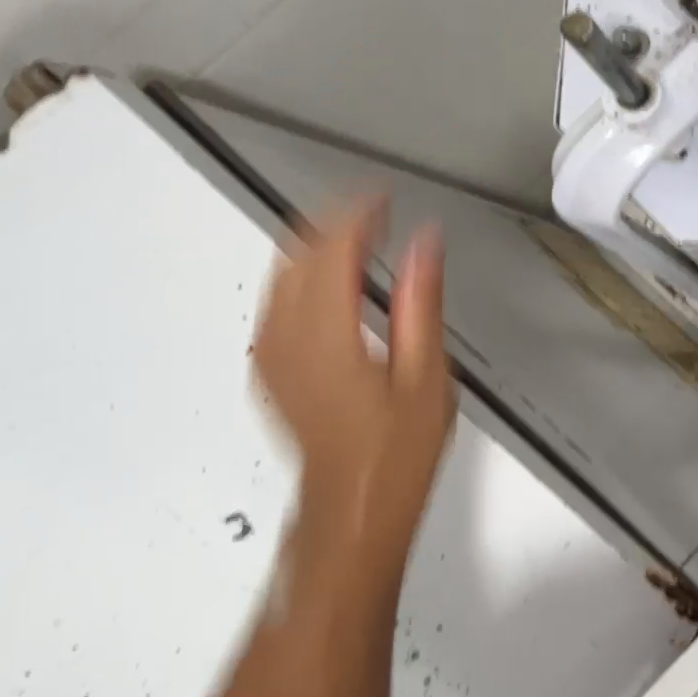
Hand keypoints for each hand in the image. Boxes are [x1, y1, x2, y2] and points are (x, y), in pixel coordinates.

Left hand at [253, 196, 454, 571]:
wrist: (355, 501)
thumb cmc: (397, 446)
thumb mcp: (427, 370)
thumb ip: (420, 300)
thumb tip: (425, 244)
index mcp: (326, 334)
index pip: (330, 251)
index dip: (357, 214)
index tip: (383, 195)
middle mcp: (285, 337)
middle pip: (294, 256)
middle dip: (331, 221)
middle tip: (373, 205)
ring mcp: (270, 354)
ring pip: (278, 276)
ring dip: (313, 245)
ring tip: (356, 230)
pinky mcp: (270, 369)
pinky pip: (275, 302)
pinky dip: (301, 275)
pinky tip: (326, 277)